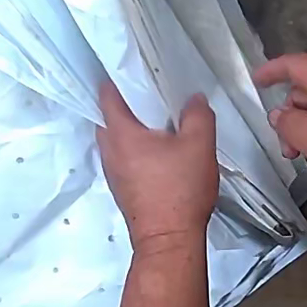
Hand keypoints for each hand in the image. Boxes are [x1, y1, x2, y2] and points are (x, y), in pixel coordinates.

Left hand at [95, 81, 218, 251]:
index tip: (129, 66)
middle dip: (125, 102)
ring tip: (156, 117)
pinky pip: (122, 156)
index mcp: (120, 133)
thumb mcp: (199, 144)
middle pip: (108, 116)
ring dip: (131, 127)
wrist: (169, 240)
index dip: (116, 77)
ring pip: (115, 138)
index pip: (107, 94)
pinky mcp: (121, 186)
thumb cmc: (179, 189)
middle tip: (147, 90)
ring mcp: (112, 171)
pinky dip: (134, 146)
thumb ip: (198, 115)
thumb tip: (194, 99)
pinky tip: (157, 148)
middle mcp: (109, 150)